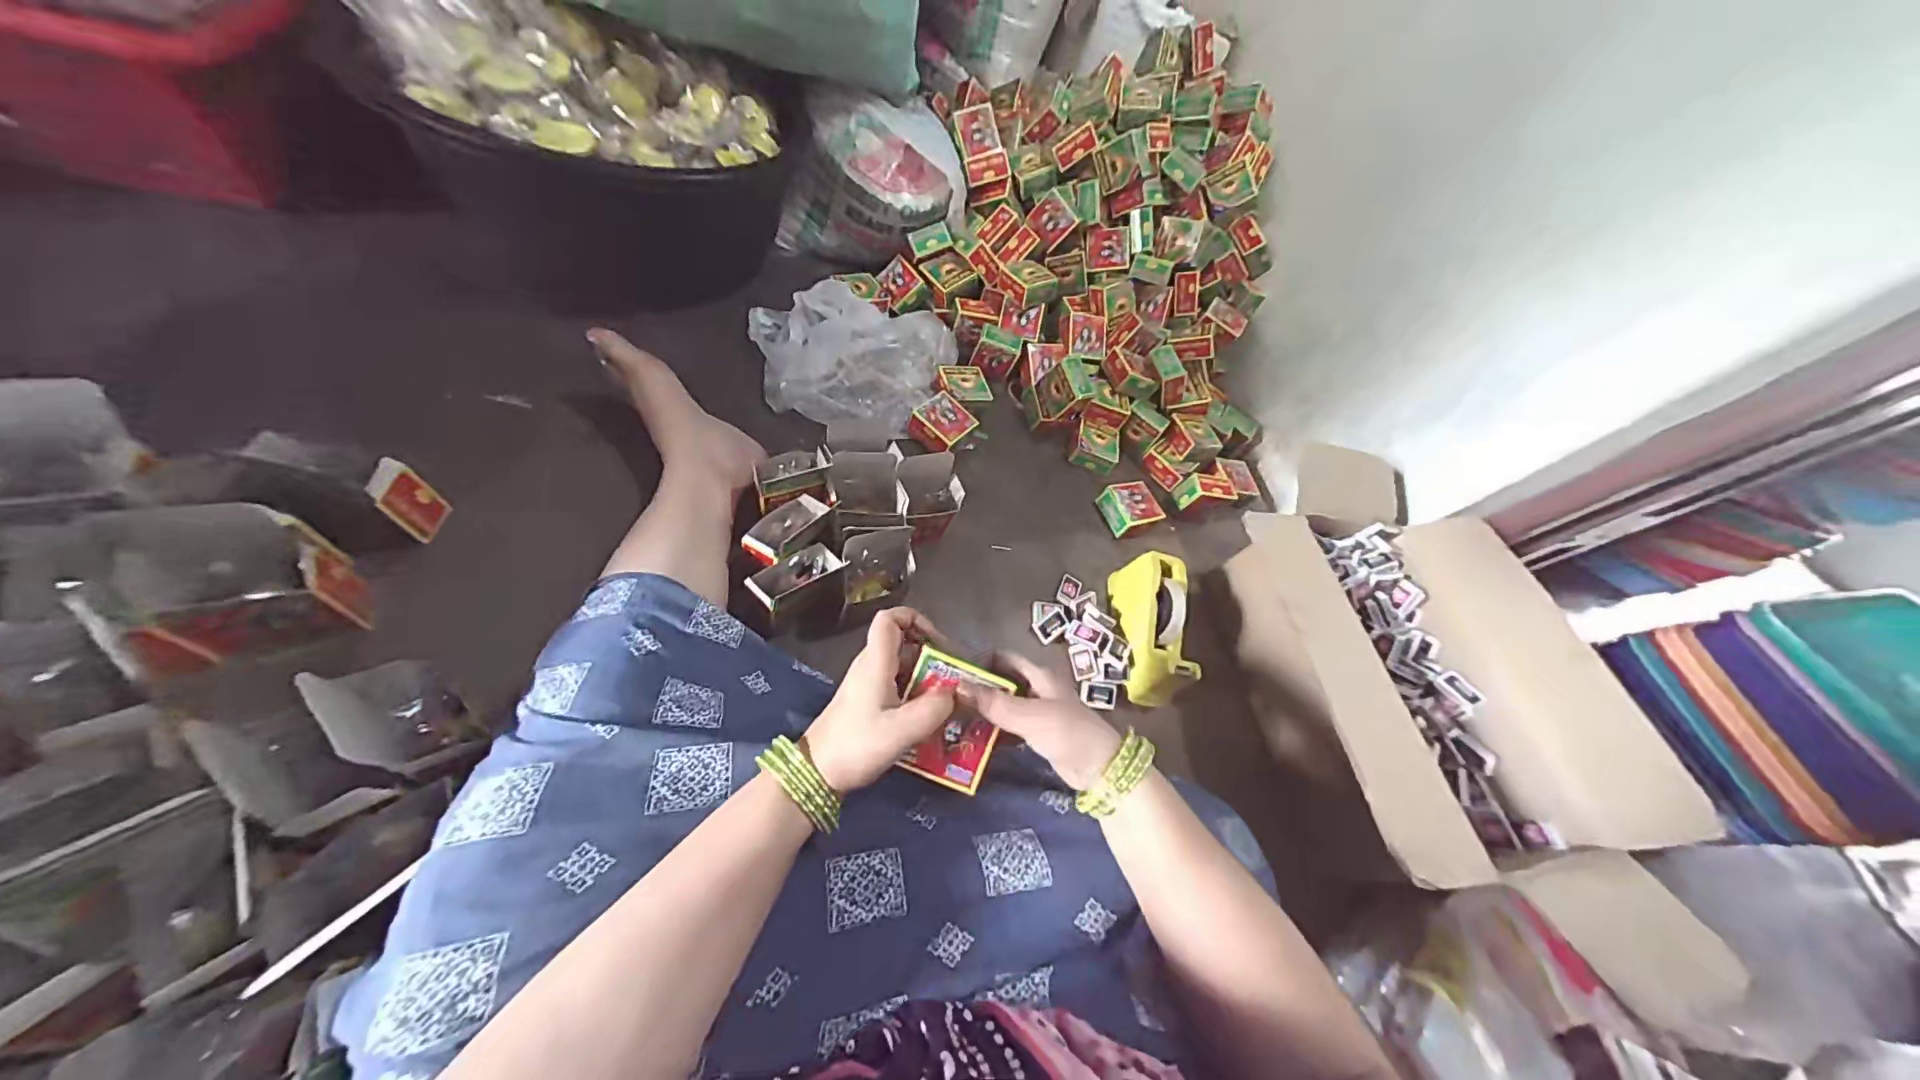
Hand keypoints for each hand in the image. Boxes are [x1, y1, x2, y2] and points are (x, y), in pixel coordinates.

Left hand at [803, 607, 955, 793]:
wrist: (817, 773)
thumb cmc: (857, 745)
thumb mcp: (901, 730)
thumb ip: (934, 709)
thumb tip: (955, 693)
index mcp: (876, 662)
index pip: (890, 618)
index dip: (916, 620)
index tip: (939, 644)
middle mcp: (871, 666)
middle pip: (903, 643)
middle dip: (932, 656)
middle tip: (953, 680)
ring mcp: (868, 685)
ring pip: (903, 667)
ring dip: (927, 679)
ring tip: (948, 702)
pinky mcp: (868, 703)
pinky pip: (898, 687)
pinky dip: (916, 696)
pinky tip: (930, 719)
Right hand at [957, 653, 1122, 790]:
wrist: (1100, 769)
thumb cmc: (1068, 733)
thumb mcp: (1030, 716)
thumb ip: (995, 703)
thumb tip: (958, 686)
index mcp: (1039, 675)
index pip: (1003, 658)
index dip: (980, 661)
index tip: (953, 672)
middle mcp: (1037, 688)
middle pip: (1001, 681)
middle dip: (977, 687)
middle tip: (947, 697)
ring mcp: (1037, 711)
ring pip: (1003, 703)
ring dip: (983, 709)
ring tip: (953, 716)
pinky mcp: (1036, 732)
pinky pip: (1009, 724)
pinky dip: (993, 727)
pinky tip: (973, 735)